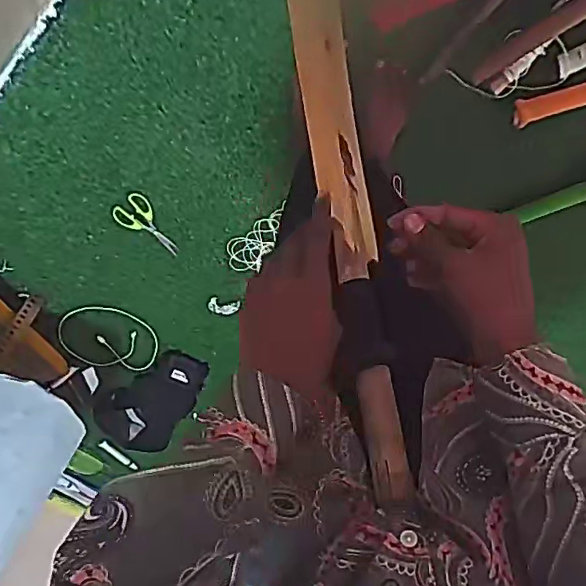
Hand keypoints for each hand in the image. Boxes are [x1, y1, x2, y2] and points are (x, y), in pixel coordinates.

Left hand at [240, 199, 339, 394]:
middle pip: (295, 242)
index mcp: (311, 281)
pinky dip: (275, 269)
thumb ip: (336, 294)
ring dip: (290, 250)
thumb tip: (337, 275)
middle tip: (318, 227)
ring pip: (277, 256)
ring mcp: (261, 287)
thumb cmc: (315, 361)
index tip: (327, 200)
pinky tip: (281, 277)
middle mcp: (283, 276)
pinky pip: (263, 274)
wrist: (275, 386)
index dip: (322, 216)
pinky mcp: (248, 300)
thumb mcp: (338, 326)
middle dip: (307, 231)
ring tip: (300, 253)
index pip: (316, 237)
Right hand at [386, 204, 537, 363]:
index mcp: (495, 226)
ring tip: (400, 261)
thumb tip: (407, 220)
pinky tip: (414, 277)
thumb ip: (428, 241)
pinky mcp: (483, 281)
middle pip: (449, 232)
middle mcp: (495, 238)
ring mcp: (491, 261)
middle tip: (393, 246)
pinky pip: (455, 269)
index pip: (450, 213)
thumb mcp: (452, 266)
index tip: (391, 223)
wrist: (505, 344)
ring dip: (424, 257)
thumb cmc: (483, 298)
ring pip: (450, 252)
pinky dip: (435, 272)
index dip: (418, 217)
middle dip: (420, 240)